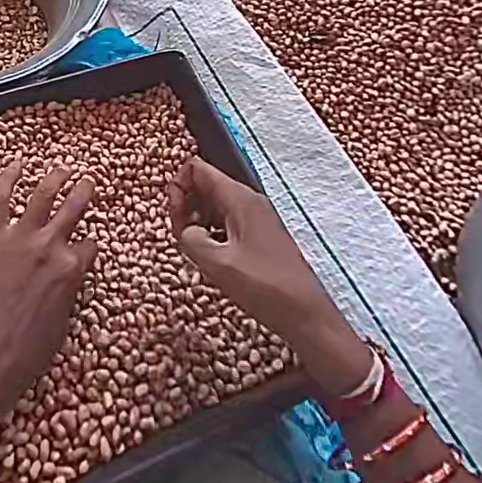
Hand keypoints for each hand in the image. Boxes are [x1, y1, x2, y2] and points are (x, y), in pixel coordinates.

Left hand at [0, 160, 96, 426]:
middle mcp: (49, 248)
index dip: (88, 247)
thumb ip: (66, 294)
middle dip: (84, 193)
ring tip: (63, 169)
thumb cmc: (21, 358)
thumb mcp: (60, 328)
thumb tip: (66, 280)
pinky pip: (1, 200)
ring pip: (42, 196)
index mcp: (71, 271)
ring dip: (56, 178)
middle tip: (89, 181)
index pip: (89, 246)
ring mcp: (18, 240)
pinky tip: (16, 165)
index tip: (86, 246)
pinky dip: (9, 179)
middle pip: (73, 210)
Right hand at [167, 158, 369, 393]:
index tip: (175, 216)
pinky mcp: (261, 236)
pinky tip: (212, 258)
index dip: (178, 186)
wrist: (306, 314)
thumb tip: (186, 227)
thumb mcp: (217, 263)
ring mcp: (257, 218)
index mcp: (240, 199)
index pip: (198, 168)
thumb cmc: (264, 287)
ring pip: (216, 205)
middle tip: (181, 235)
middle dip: (186, 204)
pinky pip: (228, 222)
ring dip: (198, 220)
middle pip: (206, 185)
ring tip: (194, 249)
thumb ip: (191, 237)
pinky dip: (213, 232)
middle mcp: (250, 201)